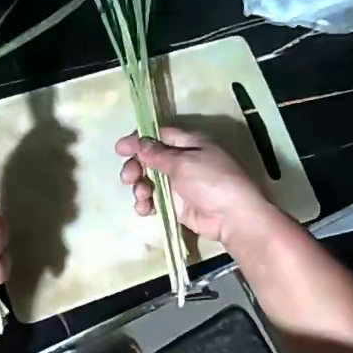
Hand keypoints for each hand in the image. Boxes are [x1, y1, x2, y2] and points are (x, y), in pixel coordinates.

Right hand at [115, 127, 284, 249]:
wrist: (232, 216)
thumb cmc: (211, 181)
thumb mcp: (184, 162)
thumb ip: (158, 154)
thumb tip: (139, 143)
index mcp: (189, 143)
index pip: (158, 136)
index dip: (138, 140)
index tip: (120, 149)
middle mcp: (182, 161)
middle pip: (149, 159)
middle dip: (135, 167)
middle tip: (128, 177)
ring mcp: (178, 184)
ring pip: (149, 180)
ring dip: (140, 187)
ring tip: (143, 195)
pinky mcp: (176, 205)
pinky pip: (154, 200)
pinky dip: (146, 203)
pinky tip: (145, 209)